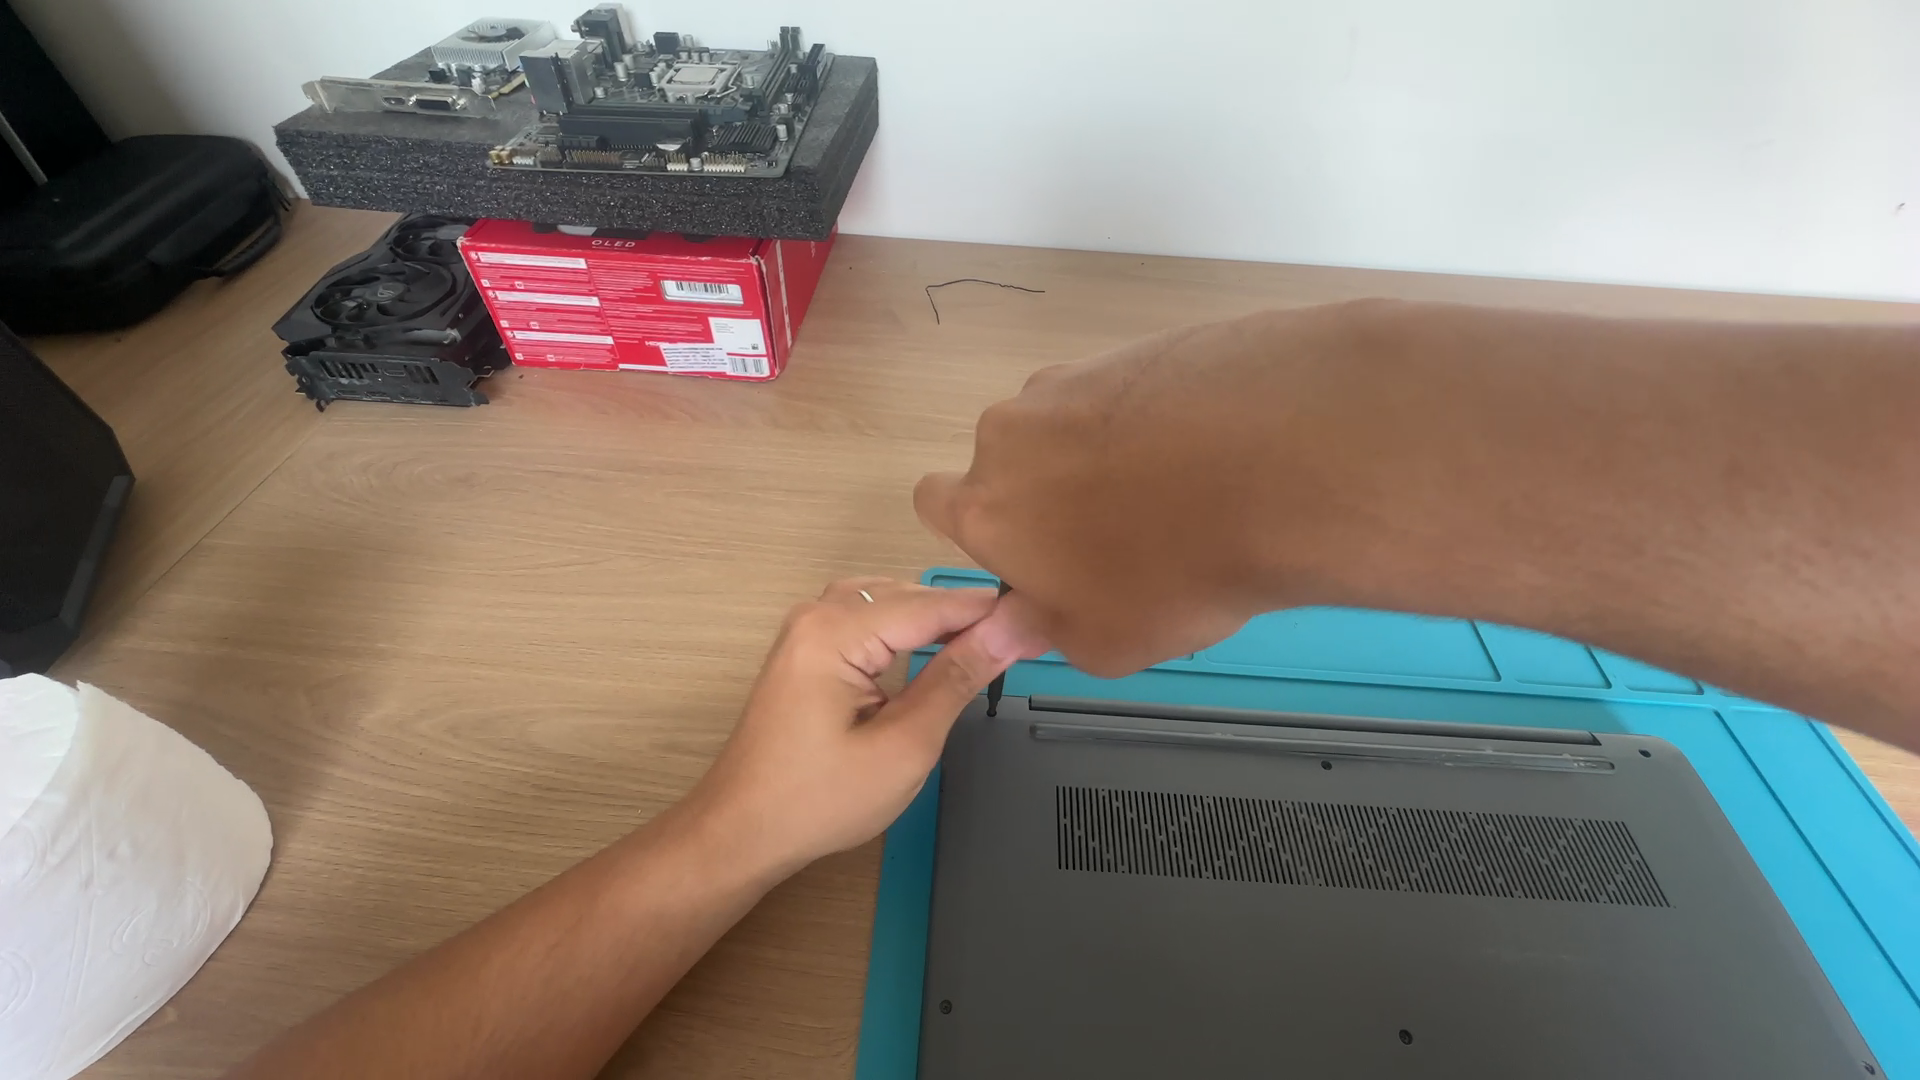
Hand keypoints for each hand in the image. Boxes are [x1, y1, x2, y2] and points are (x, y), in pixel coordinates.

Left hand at [685, 578, 1045, 876]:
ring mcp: (805, 627)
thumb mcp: (904, 744)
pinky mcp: (804, 646)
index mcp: (835, 631)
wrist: (741, 830)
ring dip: (933, 616)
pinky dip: (903, 624)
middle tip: (1017, 638)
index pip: (930, 604)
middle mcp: (816, 613)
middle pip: (907, 594)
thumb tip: (1006, 632)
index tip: (1039, 617)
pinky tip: (929, 644)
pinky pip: (865, 614)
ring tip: (982, 642)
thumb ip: (955, 678)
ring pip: (887, 599)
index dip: (987, 610)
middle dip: (961, 613)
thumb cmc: (820, 799)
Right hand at [915, 302, 1396, 676]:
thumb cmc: (1172, 572)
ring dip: (1098, 454)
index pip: (935, 505)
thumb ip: (1041, 629)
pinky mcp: (1137, 346)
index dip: (977, 532)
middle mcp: (1011, 429)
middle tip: (1113, 533)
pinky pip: (1127, 394)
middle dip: (1043, 493)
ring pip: (1067, 424)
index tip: (1027, 555)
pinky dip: (1151, 420)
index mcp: (985, 504)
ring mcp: (1075, 378)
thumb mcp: (1103, 642)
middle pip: (1007, 461)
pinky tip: (1208, 450)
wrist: (1283, 462)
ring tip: (1175, 489)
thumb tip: (1014, 619)